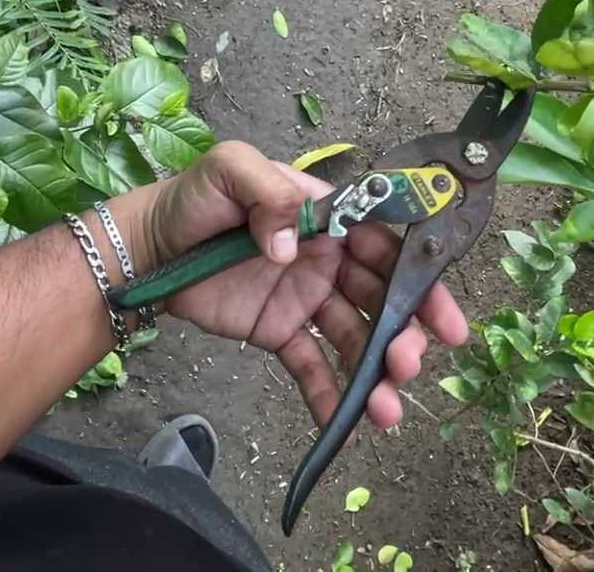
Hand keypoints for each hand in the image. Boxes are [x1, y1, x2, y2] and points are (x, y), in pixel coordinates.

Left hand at [115, 142, 468, 430]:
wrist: (150, 245)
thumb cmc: (195, 199)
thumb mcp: (230, 169)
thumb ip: (269, 192)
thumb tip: (289, 245)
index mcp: (322, 216)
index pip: (383, 244)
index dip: (418, 278)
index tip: (443, 317)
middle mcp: (323, 257)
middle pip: (379, 296)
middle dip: (403, 332)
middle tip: (408, 363)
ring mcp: (303, 297)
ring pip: (354, 336)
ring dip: (375, 372)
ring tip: (385, 410)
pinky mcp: (278, 331)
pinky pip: (310, 365)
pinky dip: (327, 394)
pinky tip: (340, 422)